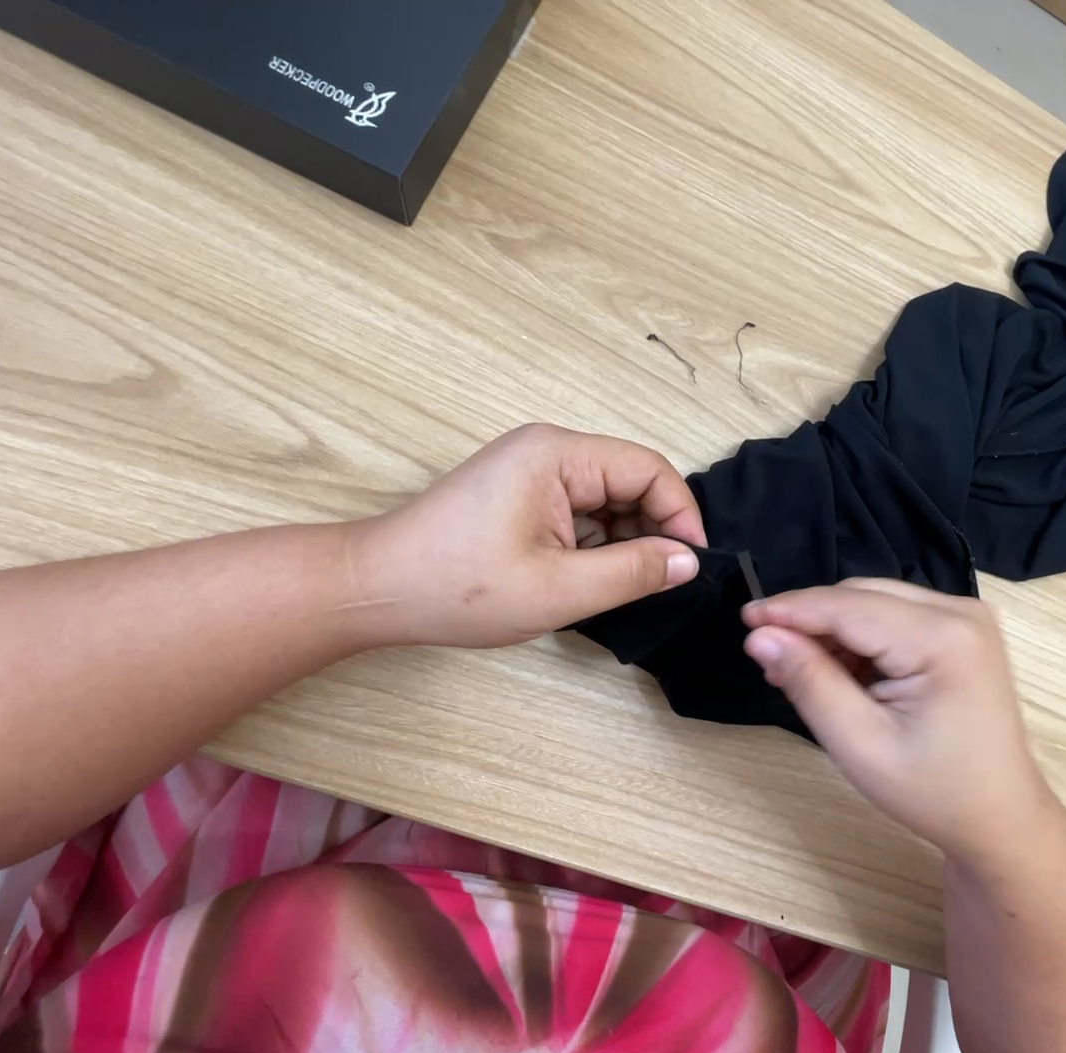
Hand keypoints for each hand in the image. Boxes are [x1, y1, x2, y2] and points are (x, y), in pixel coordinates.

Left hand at [347, 424, 705, 647]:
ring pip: (608, 499)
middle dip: (652, 529)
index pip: (648, 469)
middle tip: (659, 580)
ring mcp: (533, 471)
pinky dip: (596, 544)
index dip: (679, 514)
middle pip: (630, 480)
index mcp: (557, 455)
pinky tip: (586, 577)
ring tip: (615, 585)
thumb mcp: (559, 589)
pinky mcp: (523, 493)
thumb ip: (632, 573)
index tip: (690, 564)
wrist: (375, 590)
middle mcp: (549, 451)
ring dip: (623, 540)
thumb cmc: (458, 588)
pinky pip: (582, 511)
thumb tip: (688, 561)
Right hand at [741, 579, 1056, 860]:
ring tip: (797, 672)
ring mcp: (966, 616)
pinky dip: (860, 638)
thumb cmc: (933, 791)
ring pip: (874, 602)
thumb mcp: (860, 744)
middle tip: (768, 659)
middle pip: (862, 596)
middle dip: (811, 622)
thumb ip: (810, 682)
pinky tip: (838, 672)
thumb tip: (760, 635)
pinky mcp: (961, 628)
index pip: (849, 606)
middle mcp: (961, 611)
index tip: (743, 618)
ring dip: (833, 630)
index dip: (792, 609)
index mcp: (943, 637)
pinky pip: (894, 616)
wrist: (1000, 816)